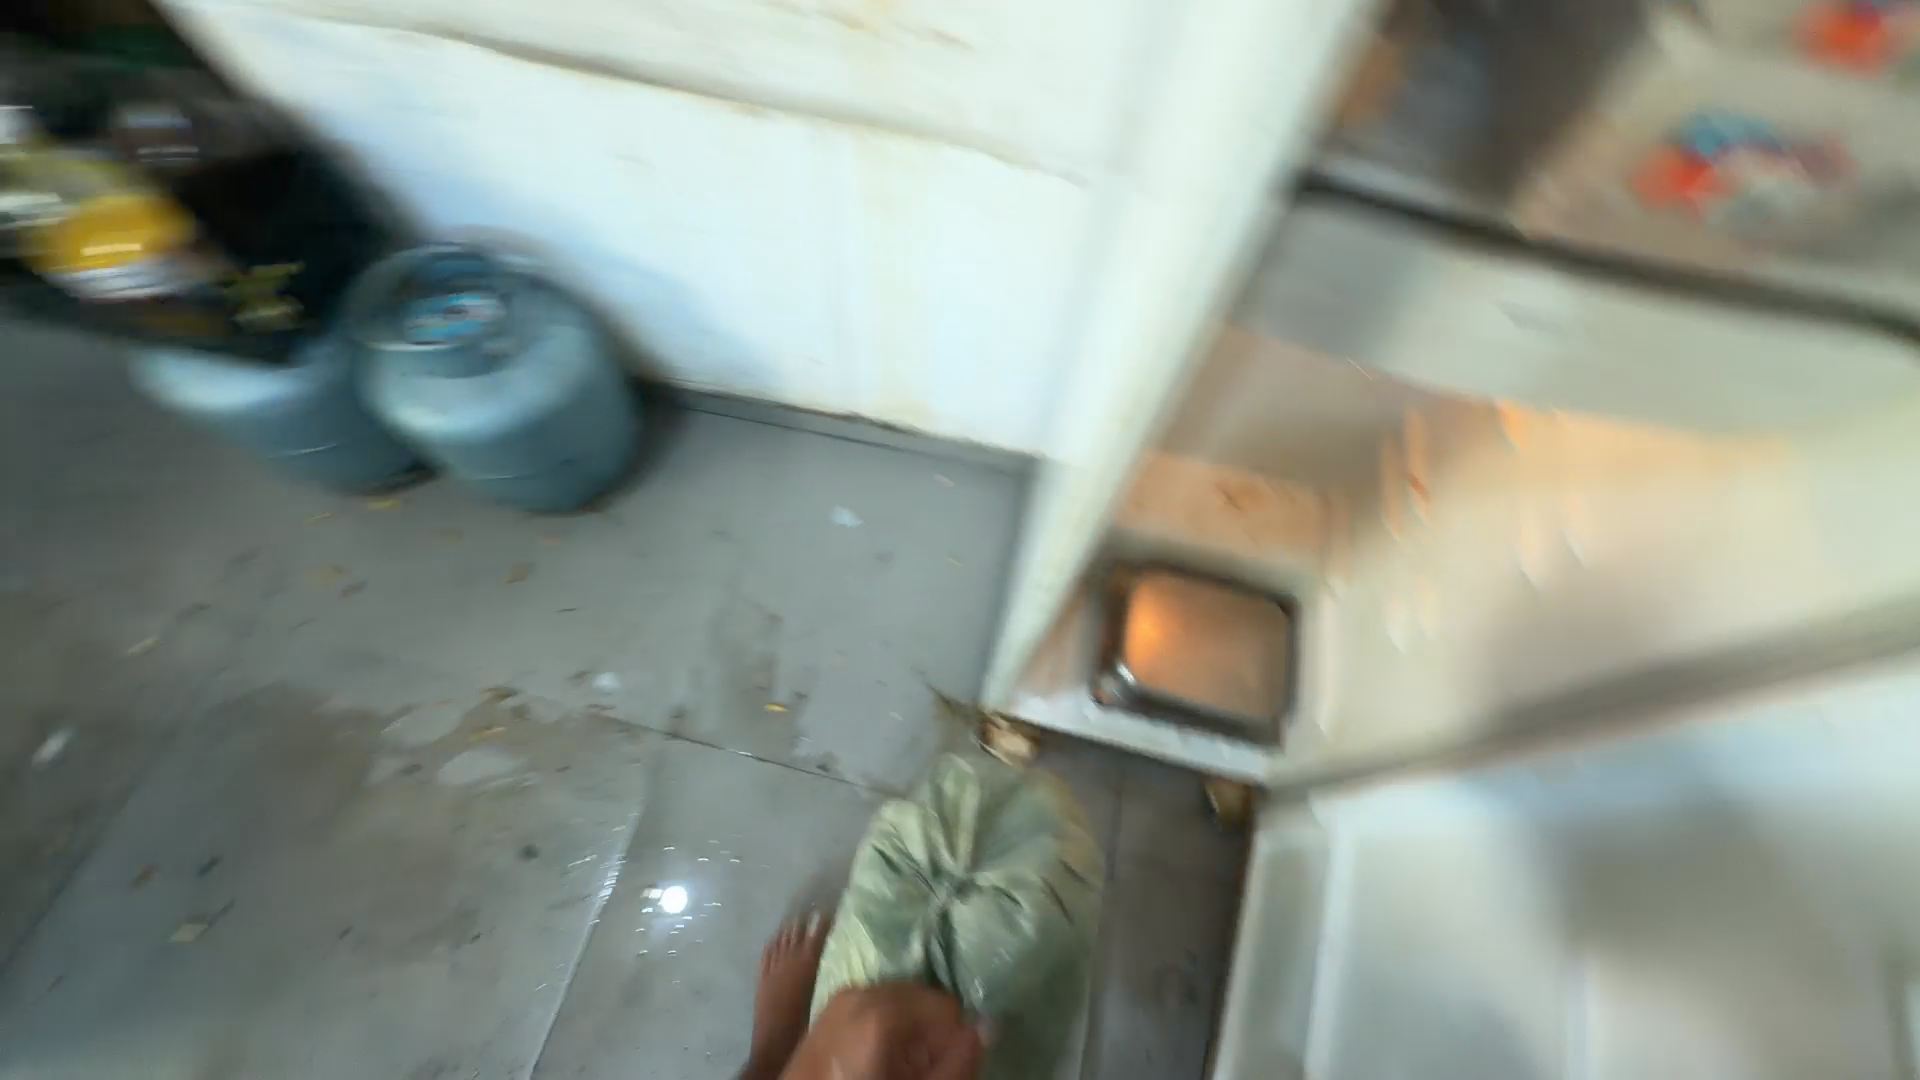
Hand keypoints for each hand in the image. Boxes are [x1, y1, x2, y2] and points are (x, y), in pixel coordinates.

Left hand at [779, 983, 987, 1079]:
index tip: (943, 1066)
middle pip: (922, 999)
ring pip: (899, 1000)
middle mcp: (862, 989)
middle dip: (930, 1032)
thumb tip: (991, 1022)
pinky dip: (886, 1027)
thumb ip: (956, 1063)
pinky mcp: (830, 1007)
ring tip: (899, 1066)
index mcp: (881, 1008)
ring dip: (909, 1030)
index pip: (947, 1007)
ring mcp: (842, 995)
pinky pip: (875, 1005)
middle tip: (921, 1068)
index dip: (953, 1040)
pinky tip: (878, 1059)